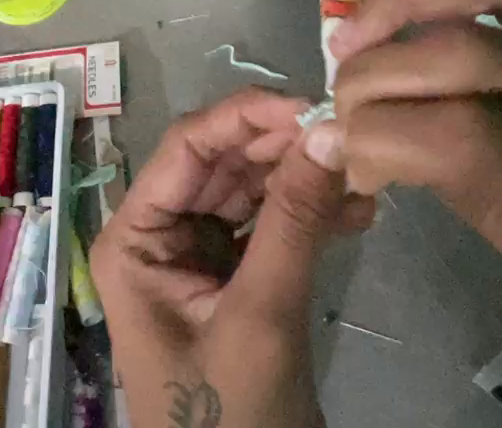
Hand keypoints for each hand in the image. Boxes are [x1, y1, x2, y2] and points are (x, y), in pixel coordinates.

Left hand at [90, 88, 372, 427]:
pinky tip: (360, 212)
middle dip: (284, 148)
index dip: (245, 117)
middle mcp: (160, 232)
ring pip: (252, 188)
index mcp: (136, 235)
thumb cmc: (231, 416)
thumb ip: (294, 219)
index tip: (311, 105)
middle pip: (223, 163)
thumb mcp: (261, 315)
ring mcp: (198, 252)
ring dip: (305, 179)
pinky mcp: (235, 274)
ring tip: (365, 176)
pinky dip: (312, 213)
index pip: (186, 147)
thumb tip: (330, 131)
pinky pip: (271, 223)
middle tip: (348, 137)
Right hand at [319, 0, 501, 392]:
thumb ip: (469, 196)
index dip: (387, 135)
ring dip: (405, 3)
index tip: (337, 146)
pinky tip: (406, 12)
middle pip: (482, 55)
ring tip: (351, 35)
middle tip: (336, 99)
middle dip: (381, 72)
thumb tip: (360, 139)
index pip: (485, 142)